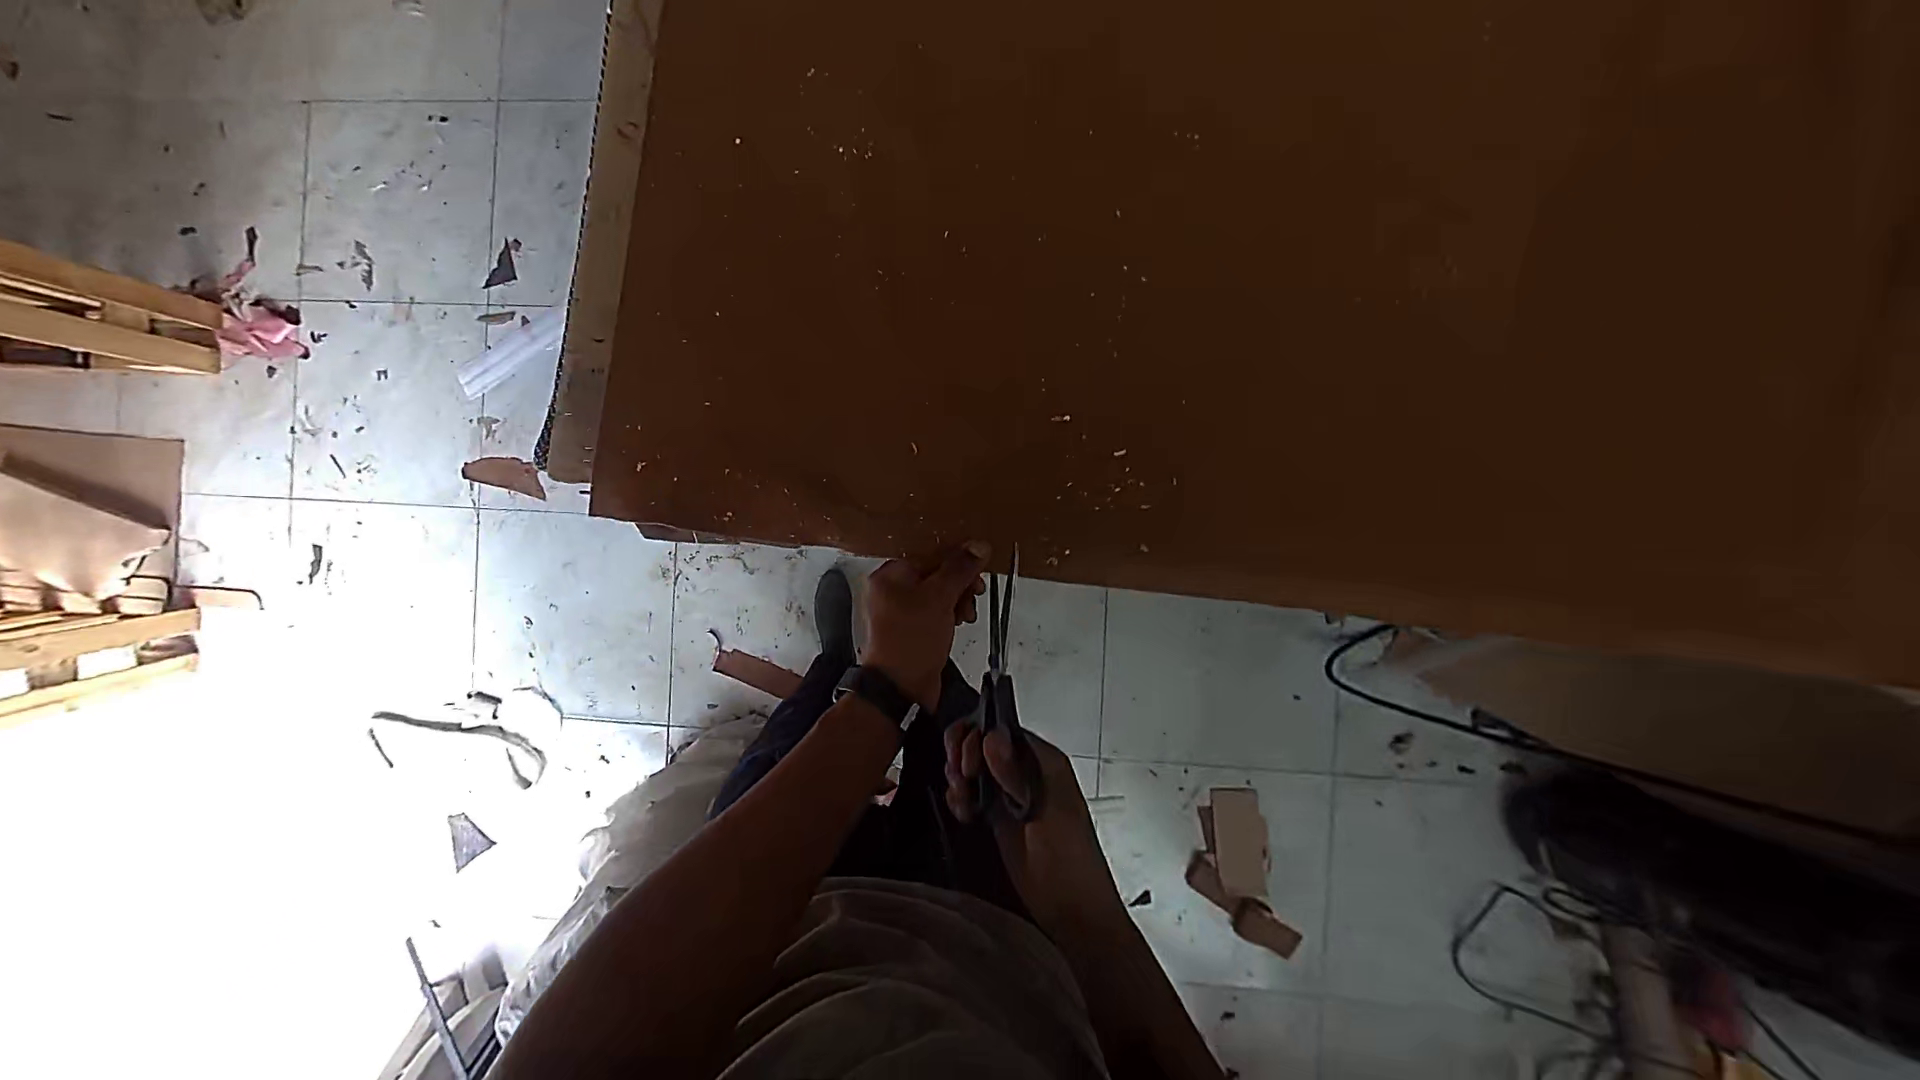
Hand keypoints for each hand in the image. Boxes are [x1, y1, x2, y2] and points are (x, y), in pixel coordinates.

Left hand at [861, 542, 989, 708]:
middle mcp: (894, 590)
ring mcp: (903, 610)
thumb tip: (977, 547)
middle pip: (936, 571)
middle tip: (974, 590)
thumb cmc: (909, 643)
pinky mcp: (915, 627)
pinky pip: (938, 610)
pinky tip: (960, 621)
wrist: (901, 688)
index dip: (956, 557)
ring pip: (940, 591)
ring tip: (966, 612)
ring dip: (959, 598)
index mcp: (891, 575)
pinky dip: (951, 612)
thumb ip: (960, 570)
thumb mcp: (939, 598)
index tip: (977, 564)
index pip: (929, 552)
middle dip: (960, 582)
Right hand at [944, 725, 1124, 929]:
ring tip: (962, 799)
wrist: (1071, 909)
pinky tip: (963, 813)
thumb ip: (1019, 773)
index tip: (967, 762)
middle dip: (964, 754)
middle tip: (961, 778)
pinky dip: (960, 798)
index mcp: (1043, 760)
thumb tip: (990, 737)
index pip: (1002, 730)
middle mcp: (1024, 770)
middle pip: (982, 743)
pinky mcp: (996, 816)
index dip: (979, 738)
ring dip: (959, 776)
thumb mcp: (1049, 808)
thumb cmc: (1069, 854)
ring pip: (972, 767)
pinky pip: (969, 794)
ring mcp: (1008, 793)